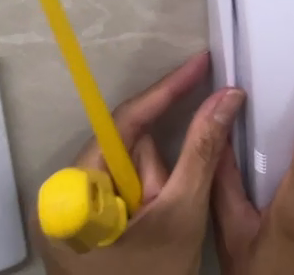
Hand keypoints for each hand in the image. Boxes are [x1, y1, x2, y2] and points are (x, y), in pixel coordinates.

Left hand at [40, 51, 244, 274]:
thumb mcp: (183, 214)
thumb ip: (204, 148)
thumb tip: (228, 94)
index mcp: (74, 192)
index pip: (125, 122)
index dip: (168, 91)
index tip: (204, 63)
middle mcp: (66, 195)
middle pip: (132, 147)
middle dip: (164, 169)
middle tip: (174, 208)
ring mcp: (74, 213)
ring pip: (135, 169)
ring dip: (161, 189)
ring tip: (164, 231)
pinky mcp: (87, 226)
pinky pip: (129, 190)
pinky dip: (154, 197)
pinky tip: (160, 227)